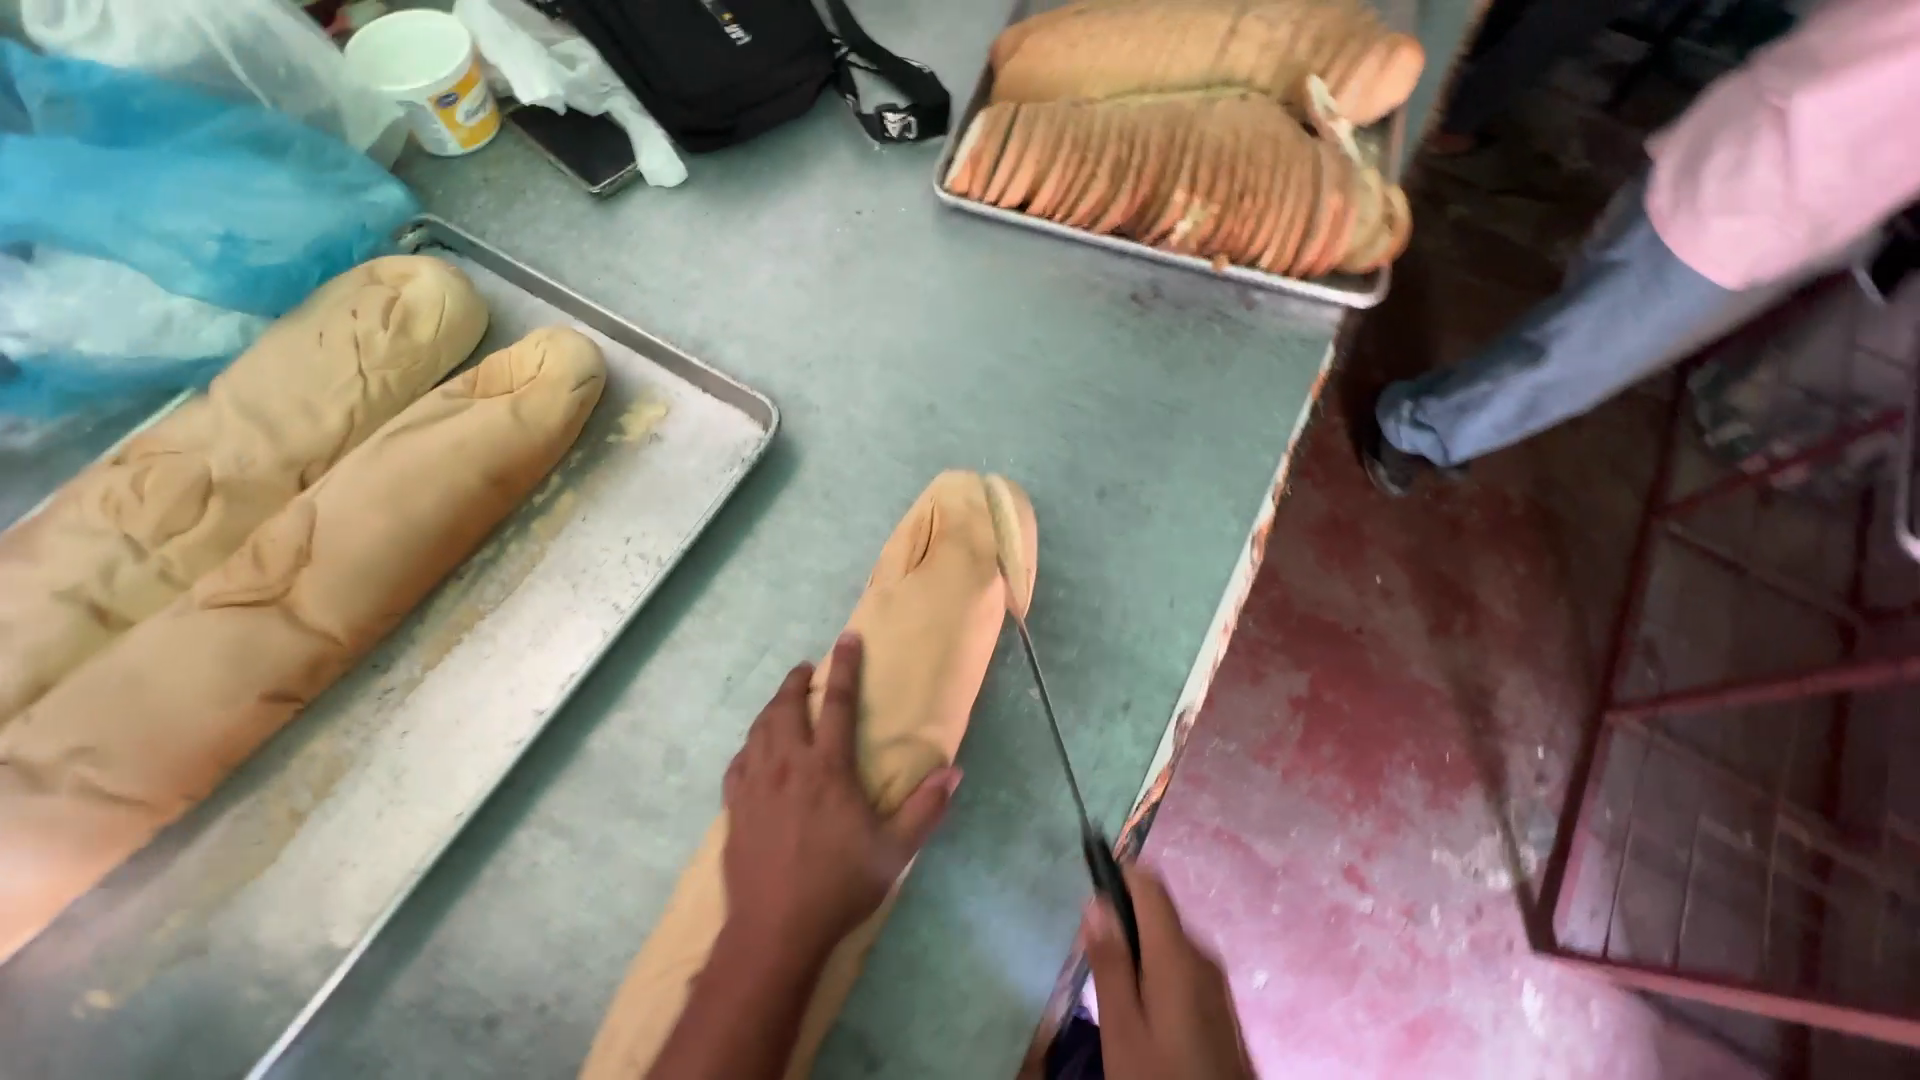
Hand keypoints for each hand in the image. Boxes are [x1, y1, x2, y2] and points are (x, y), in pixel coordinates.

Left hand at [720, 633, 960, 953]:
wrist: (774, 930)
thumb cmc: (838, 886)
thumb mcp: (895, 851)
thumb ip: (925, 809)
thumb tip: (953, 772)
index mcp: (827, 767)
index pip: (836, 702)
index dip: (845, 667)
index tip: (847, 639)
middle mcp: (787, 764)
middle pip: (786, 706)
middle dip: (796, 680)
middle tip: (806, 669)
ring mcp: (754, 784)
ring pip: (758, 729)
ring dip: (771, 707)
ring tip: (782, 702)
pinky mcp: (733, 807)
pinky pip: (738, 761)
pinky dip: (749, 745)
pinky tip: (755, 751)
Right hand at [1085, 865, 1254, 1079]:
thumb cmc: (1160, 1078)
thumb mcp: (1122, 1027)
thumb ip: (1110, 961)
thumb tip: (1096, 900)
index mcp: (1177, 955)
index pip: (1149, 883)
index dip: (1119, 875)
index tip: (1091, 889)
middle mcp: (1203, 957)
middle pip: (1158, 913)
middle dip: (1124, 924)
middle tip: (1096, 963)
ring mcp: (1217, 982)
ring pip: (1168, 942)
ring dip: (1139, 952)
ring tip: (1117, 997)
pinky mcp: (1220, 1004)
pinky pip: (1183, 967)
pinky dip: (1157, 972)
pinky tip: (1145, 1012)